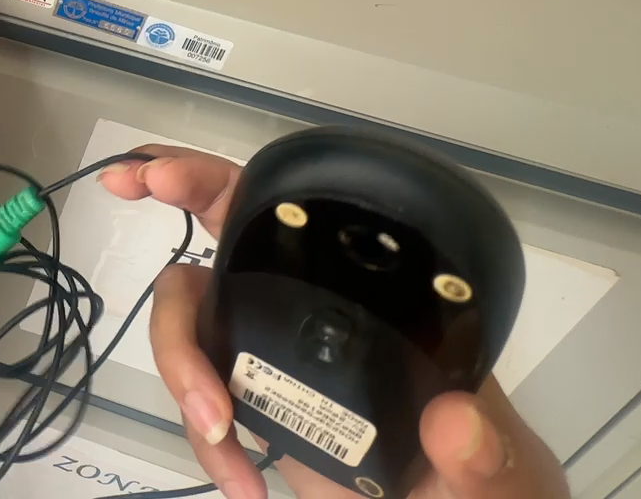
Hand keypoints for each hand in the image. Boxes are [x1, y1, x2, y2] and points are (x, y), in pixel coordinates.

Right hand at [101, 145, 569, 498]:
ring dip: (181, 370)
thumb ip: (491, 461)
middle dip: (162, 271)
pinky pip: (194, 400)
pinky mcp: (242, 405)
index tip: (152, 173)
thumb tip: (455, 423)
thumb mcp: (503, 479)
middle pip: (199, 266)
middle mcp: (290, 305)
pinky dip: (202, 437)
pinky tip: (238, 481)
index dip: (203, 179)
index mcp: (346, 287)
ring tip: (218, 435)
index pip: (268, 208)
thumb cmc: (482, 492)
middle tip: (136, 319)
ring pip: (183, 330)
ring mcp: (258, 355)